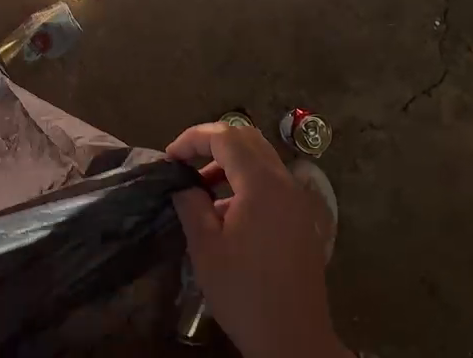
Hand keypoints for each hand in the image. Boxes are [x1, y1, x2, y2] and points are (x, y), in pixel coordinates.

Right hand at [168, 123, 348, 357]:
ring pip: (261, 158)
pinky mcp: (302, 218)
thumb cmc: (244, 293)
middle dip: (212, 143)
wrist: (294, 340)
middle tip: (185, 163)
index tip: (170, 159)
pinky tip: (227, 213)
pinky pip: (272, 181)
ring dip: (229, 162)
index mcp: (261, 183)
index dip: (193, 138)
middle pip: (247, 138)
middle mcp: (284, 182)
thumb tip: (182, 182)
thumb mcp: (206, 248)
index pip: (225, 136)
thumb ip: (191, 204)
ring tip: (202, 188)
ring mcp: (298, 199)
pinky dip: (247, 181)